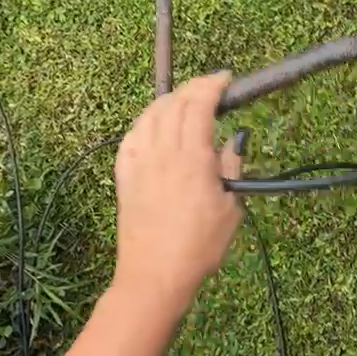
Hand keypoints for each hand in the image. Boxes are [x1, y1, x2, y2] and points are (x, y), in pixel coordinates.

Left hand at [110, 73, 243, 309]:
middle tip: (211, 87)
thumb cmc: (200, 246)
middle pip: (175, 104)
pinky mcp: (124, 177)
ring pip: (150, 115)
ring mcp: (140, 164)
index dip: (212, 85)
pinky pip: (131, 136)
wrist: (154, 276)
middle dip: (194, 87)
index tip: (226, 79)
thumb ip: (231, 168)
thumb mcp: (231, 208)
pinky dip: (145, 121)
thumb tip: (231, 142)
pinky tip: (154, 122)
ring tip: (185, 100)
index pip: (199, 105)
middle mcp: (163, 154)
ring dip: (169, 100)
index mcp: (192, 159)